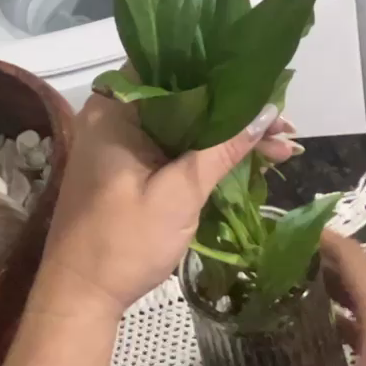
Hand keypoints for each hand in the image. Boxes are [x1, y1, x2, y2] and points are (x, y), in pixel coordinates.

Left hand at [39, 95, 298, 317]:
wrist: (80, 299)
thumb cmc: (123, 242)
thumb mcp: (180, 192)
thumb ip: (223, 147)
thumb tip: (268, 110)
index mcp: (116, 109)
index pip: (171, 65)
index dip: (220, 70)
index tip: (264, 82)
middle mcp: (116, 116)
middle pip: (185, 97)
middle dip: (236, 111)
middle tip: (284, 124)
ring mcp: (123, 142)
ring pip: (186, 124)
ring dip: (228, 134)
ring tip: (281, 146)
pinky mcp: (131, 167)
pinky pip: (177, 146)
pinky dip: (209, 152)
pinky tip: (249, 159)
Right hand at [224, 232, 365, 365]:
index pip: (350, 257)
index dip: (318, 236)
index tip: (279, 230)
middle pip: (350, 275)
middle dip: (312, 263)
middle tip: (265, 263)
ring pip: (356, 304)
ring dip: (323, 293)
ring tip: (277, 293)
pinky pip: (361, 331)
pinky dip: (335, 325)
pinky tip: (308, 341)